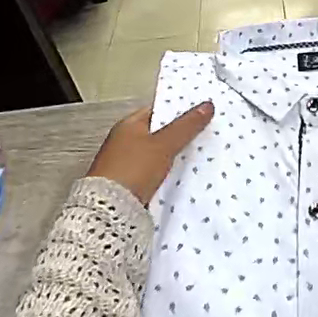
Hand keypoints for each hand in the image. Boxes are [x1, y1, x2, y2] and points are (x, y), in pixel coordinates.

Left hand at [86, 101, 213, 203]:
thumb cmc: (133, 169)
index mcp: (128, 125)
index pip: (159, 110)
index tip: (202, 111)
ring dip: (177, 152)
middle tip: (208, 129)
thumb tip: (207, 105)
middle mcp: (124, 141)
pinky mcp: (131, 183)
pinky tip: (187, 171)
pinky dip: (170, 169)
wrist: (110, 211)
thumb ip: (187, 125)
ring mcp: (127, 163)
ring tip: (203, 150)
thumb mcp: (165, 144)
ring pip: (160, 152)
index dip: (180, 109)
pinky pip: (157, 170)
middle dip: (182, 132)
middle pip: (160, 131)